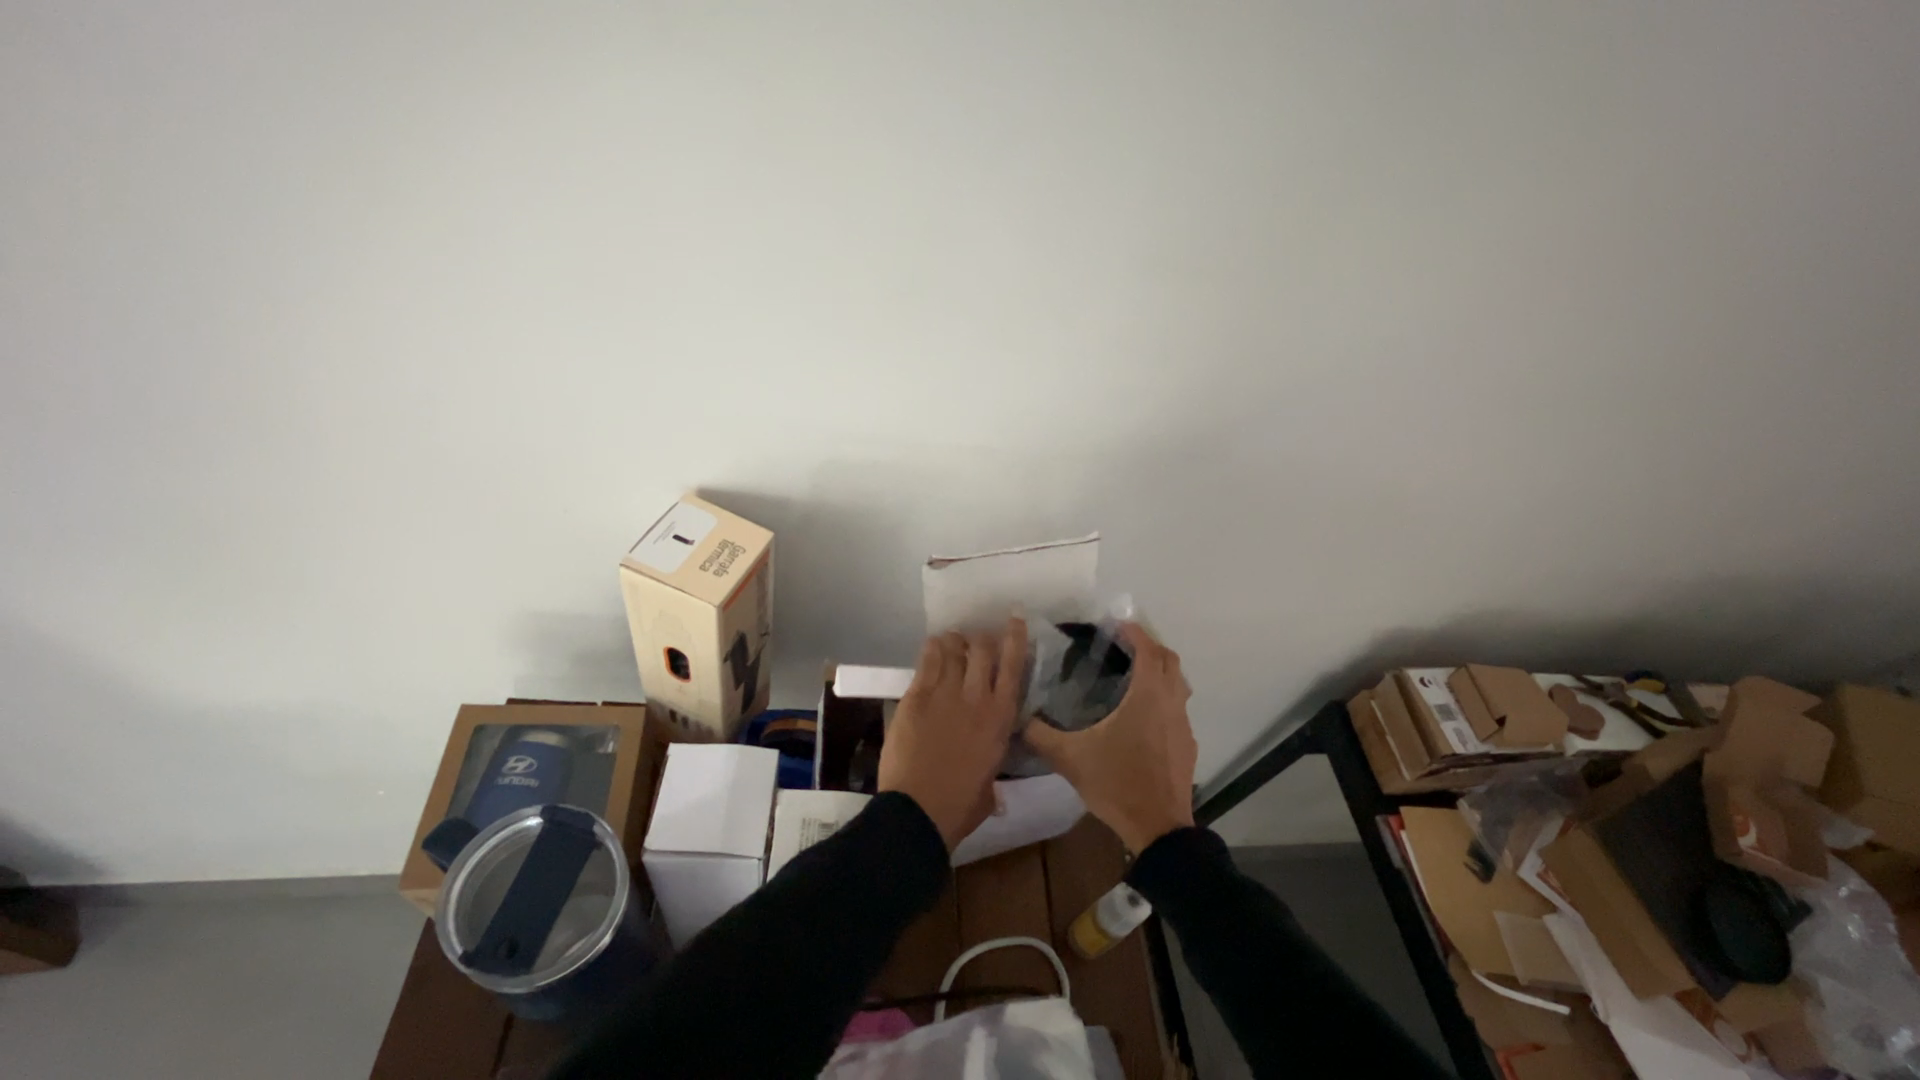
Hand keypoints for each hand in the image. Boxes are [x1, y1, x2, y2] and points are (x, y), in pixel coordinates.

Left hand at [879, 618, 1027, 849]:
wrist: (919, 809)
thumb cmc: (960, 806)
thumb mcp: (990, 785)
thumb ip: (990, 766)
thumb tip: (988, 774)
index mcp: (1001, 719)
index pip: (1014, 667)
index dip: (1015, 638)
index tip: (1014, 619)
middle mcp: (977, 697)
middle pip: (983, 650)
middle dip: (982, 639)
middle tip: (977, 640)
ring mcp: (945, 693)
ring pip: (955, 649)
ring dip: (956, 641)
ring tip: (953, 641)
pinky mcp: (916, 696)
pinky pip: (928, 661)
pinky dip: (932, 649)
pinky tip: (933, 645)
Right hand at [1024, 623, 1196, 853]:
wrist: (1159, 827)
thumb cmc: (1117, 783)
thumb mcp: (1071, 758)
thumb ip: (1041, 735)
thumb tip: (1017, 717)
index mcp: (1147, 696)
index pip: (1148, 649)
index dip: (1134, 632)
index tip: (1116, 626)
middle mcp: (1171, 703)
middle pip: (1169, 660)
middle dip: (1149, 647)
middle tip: (1123, 647)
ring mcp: (1183, 725)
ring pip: (1178, 685)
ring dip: (1160, 673)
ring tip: (1132, 678)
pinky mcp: (1187, 745)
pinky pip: (1178, 709)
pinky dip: (1164, 700)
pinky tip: (1142, 718)